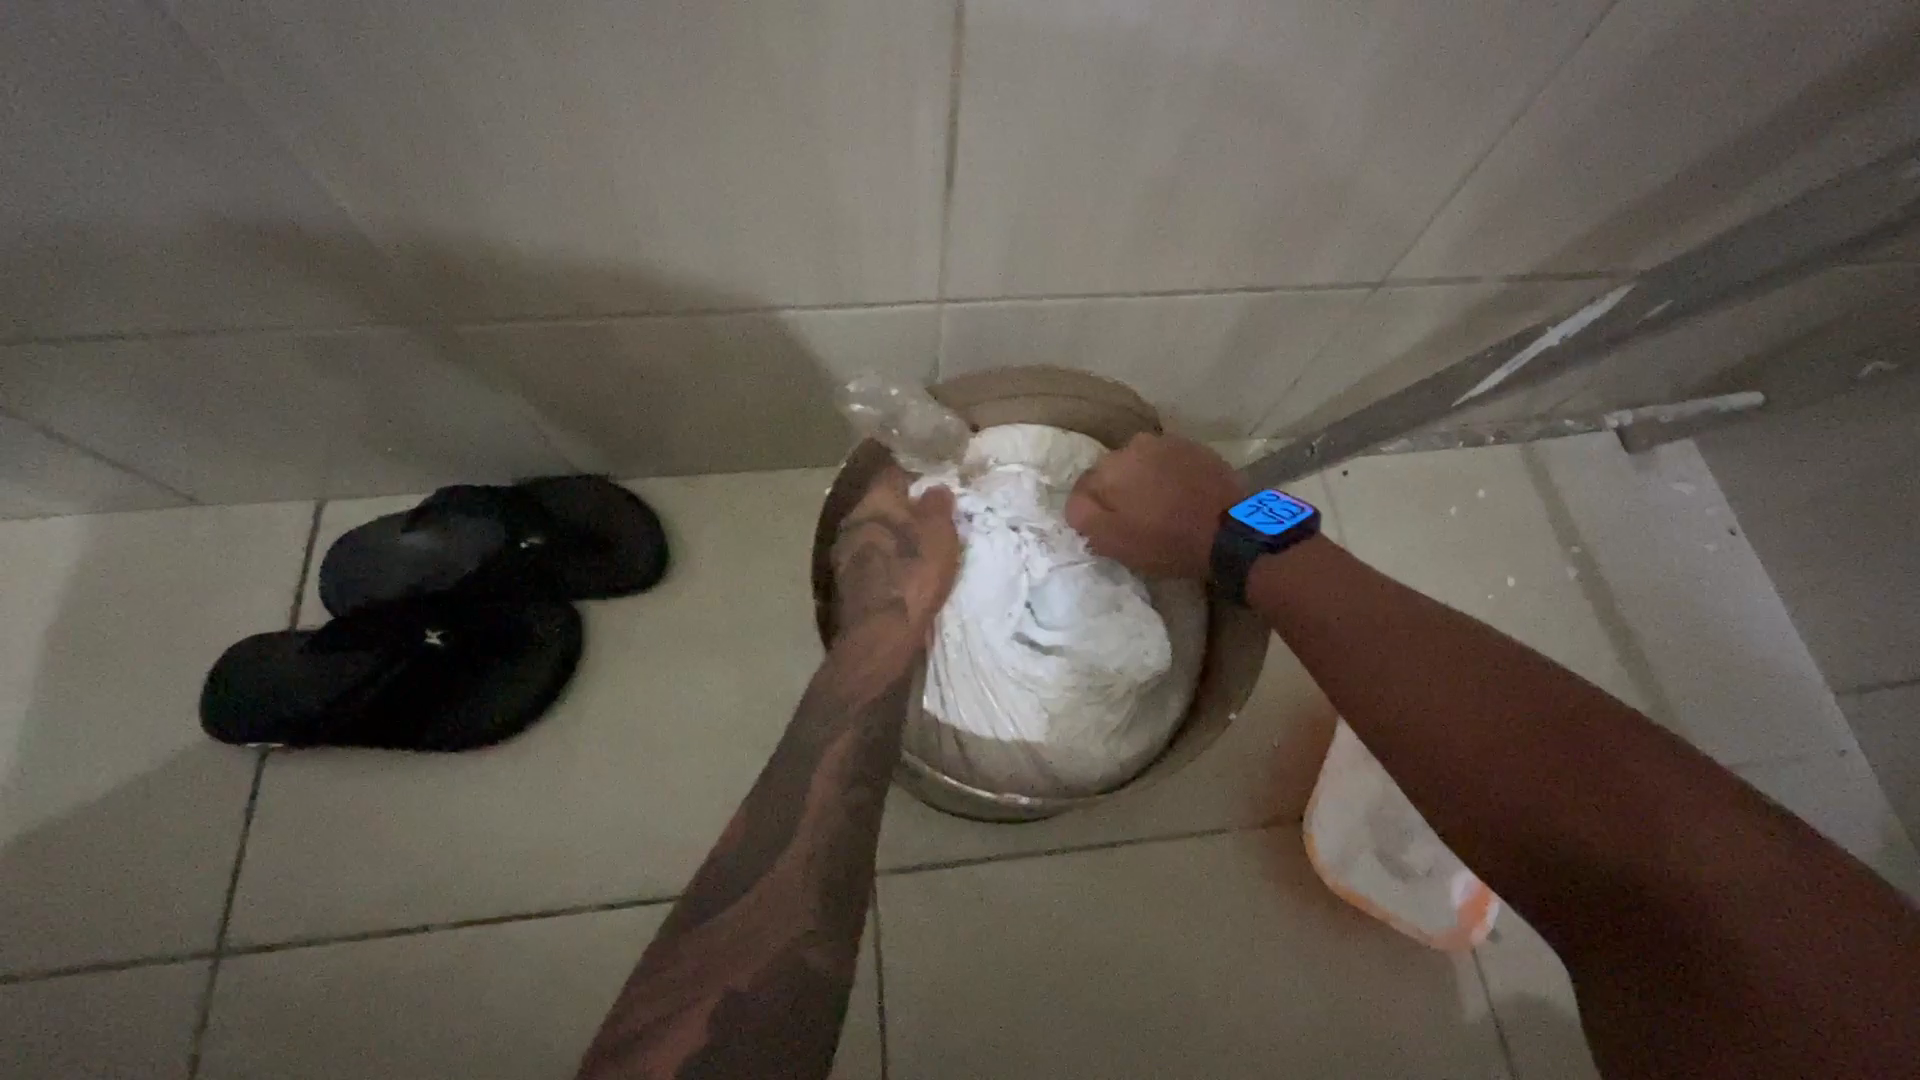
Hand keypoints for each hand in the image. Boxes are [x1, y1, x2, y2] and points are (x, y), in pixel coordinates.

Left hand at [830, 465, 960, 639]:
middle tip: (928, 522)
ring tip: (915, 551)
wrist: (881, 632)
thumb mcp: (940, 533)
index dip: (915, 478)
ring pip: (871, 535)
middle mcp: (851, 520)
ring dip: (890, 540)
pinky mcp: (843, 584)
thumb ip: (937, 505)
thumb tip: (934, 489)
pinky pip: (867, 562)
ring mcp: (842, 554)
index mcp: (874, 500)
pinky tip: (899, 577)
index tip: (934, 487)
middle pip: (879, 505)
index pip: (893, 474)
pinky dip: (882, 564)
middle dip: (901, 511)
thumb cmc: (915, 574)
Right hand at [1066, 432, 1245, 579]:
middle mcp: (1133, 445)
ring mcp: (1167, 443)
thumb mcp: (1113, 541)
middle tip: (1136, 520)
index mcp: (1108, 467)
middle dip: (1119, 493)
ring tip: (1161, 508)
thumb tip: (1076, 503)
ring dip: (1144, 483)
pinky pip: (1169, 463)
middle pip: (1113, 473)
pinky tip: (1182, 497)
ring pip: (1141, 465)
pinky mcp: (1195, 448)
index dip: (1094, 512)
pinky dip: (1169, 478)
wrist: (1232, 531)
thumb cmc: (1166, 541)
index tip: (1109, 531)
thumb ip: (1083, 517)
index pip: (1084, 488)